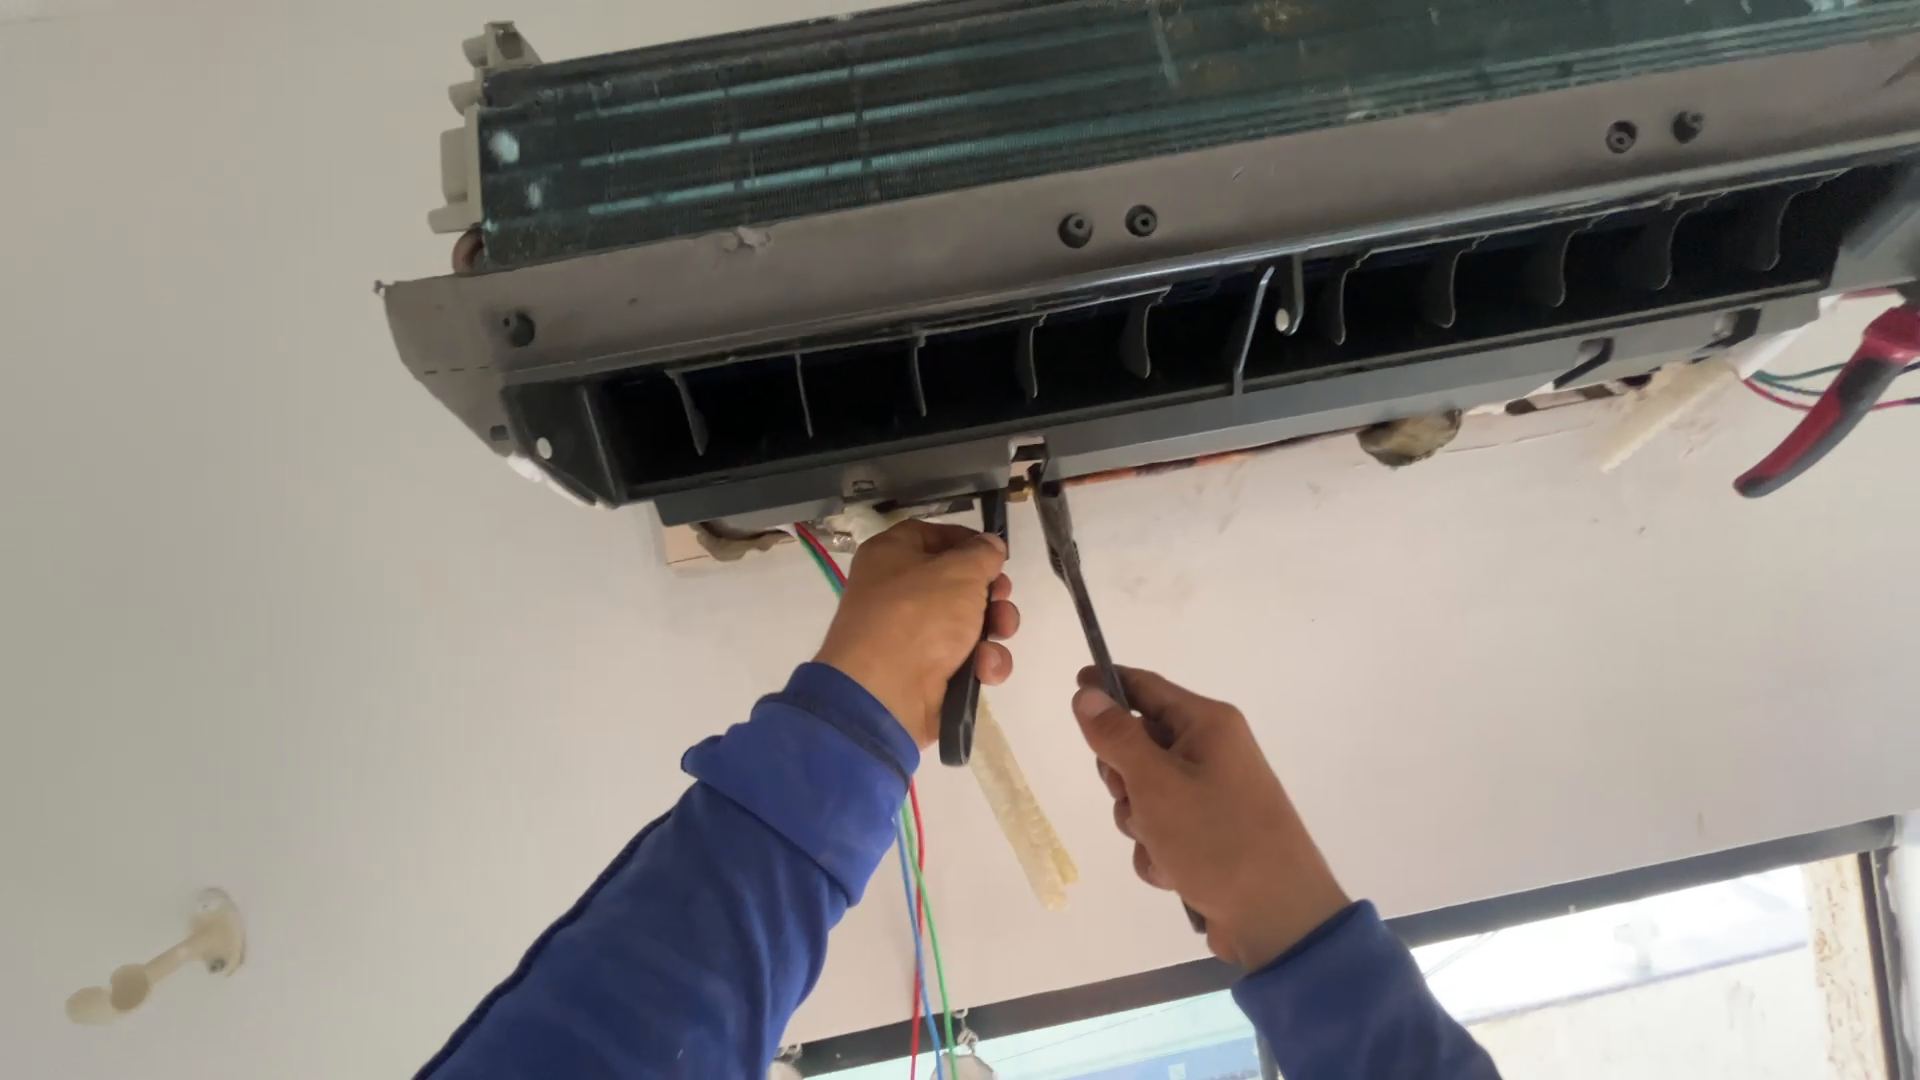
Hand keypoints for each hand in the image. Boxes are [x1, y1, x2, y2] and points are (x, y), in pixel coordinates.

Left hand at [814, 520, 1018, 747]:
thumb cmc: (917, 615)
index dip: (966, 540)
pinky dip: (979, 663)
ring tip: (1000, 634)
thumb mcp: (959, 571)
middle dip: (989, 592)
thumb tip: (989, 545)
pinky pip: (962, 659)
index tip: (996, 552)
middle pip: (955, 582)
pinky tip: (983, 669)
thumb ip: (982, 554)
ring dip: (992, 628)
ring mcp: (909, 636)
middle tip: (1003, 597)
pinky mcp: (924, 672)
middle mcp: (895, 592)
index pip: (931, 534)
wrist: (884, 695)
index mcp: (890, 555)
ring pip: (965, 623)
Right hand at [1072, 667, 1349, 970]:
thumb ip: (1116, 736)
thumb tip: (1086, 693)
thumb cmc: (1218, 839)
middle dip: (1122, 775)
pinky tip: (1174, 870)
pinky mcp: (1209, 832)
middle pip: (1138, 742)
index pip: (1145, 687)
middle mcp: (1210, 751)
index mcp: (1207, 725)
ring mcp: (1211, 794)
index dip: (1108, 684)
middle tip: (1130, 795)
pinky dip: (1157, 848)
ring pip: (1144, 790)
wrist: (1280, 922)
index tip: (1074, 685)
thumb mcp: (1156, 783)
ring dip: (1139, 820)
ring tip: (1161, 844)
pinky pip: (1160, 826)